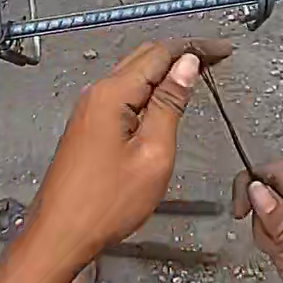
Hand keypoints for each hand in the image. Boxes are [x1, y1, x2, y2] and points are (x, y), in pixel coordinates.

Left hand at [19, 38, 232, 273]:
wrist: (59, 235)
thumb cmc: (106, 203)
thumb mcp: (152, 153)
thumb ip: (171, 104)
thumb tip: (187, 65)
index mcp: (113, 94)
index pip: (161, 53)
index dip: (195, 48)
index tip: (222, 51)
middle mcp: (98, 92)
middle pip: (145, 57)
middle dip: (182, 52)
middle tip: (216, 59)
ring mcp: (90, 107)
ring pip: (134, 73)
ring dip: (166, 69)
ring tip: (197, 74)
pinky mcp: (89, 123)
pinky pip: (124, 92)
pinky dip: (150, 87)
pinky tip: (166, 97)